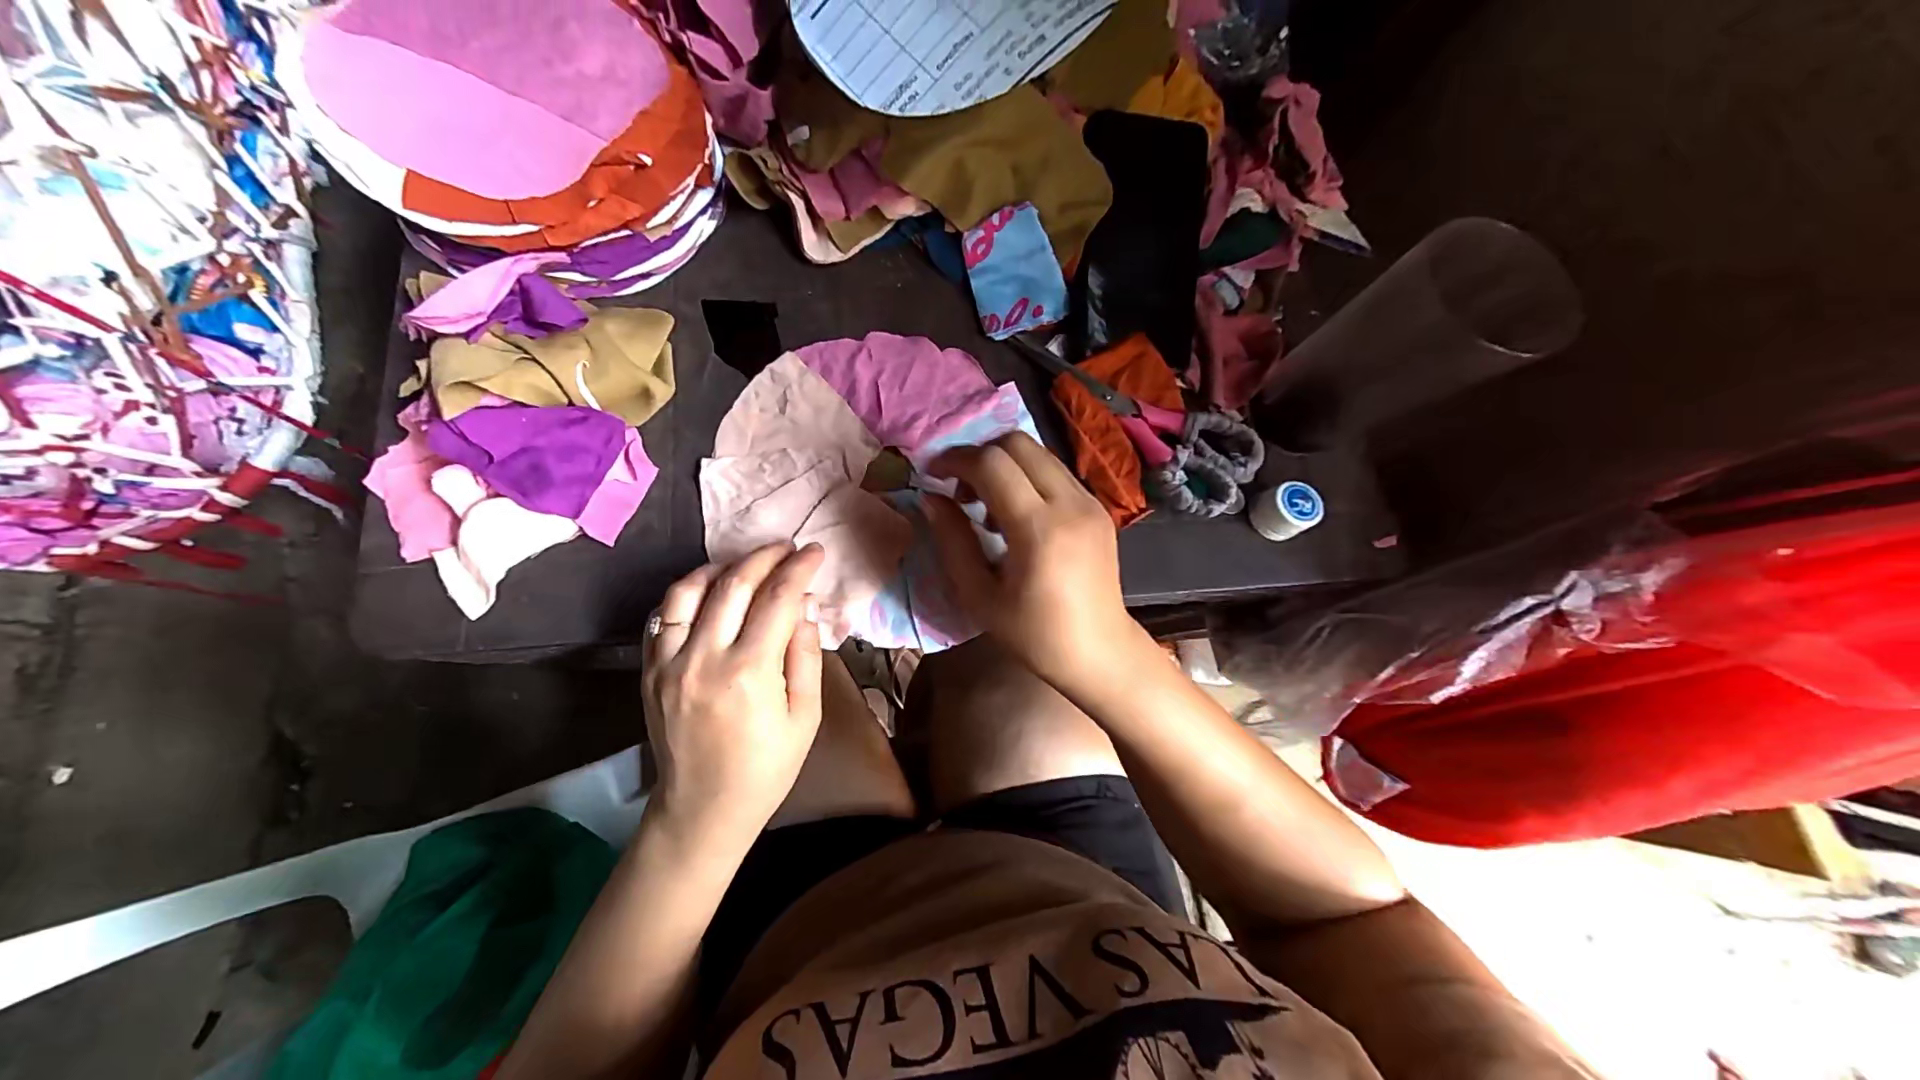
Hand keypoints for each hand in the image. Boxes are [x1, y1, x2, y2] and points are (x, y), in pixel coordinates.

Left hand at [644, 542, 825, 835]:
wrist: (703, 808)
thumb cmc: (766, 768)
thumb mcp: (805, 718)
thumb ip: (805, 657)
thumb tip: (804, 608)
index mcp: (749, 673)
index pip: (778, 599)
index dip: (799, 569)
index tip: (815, 552)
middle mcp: (704, 658)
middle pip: (734, 584)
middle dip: (765, 557)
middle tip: (787, 548)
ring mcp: (669, 663)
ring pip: (689, 590)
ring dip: (722, 567)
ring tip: (746, 563)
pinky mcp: (650, 672)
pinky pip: (663, 616)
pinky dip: (687, 593)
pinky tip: (708, 591)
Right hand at [925, 432, 1150, 685]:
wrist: (1100, 652)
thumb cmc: (1034, 634)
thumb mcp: (979, 596)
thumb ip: (952, 541)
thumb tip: (931, 498)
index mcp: (1039, 529)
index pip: (992, 463)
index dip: (955, 460)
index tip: (933, 475)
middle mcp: (1070, 504)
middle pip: (1017, 443)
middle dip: (979, 455)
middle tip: (959, 490)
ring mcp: (1090, 502)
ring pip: (1038, 452)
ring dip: (1004, 464)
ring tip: (985, 505)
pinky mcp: (1098, 507)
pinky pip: (1055, 472)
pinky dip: (1027, 477)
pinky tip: (1015, 514)